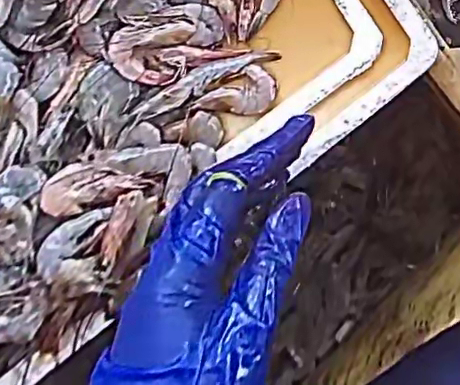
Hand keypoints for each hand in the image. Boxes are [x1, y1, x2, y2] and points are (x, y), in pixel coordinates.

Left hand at [91, 114, 313, 384]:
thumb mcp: (245, 329)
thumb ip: (271, 264)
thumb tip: (294, 209)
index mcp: (180, 262)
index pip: (229, 183)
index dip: (268, 152)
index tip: (298, 131)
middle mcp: (164, 257)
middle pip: (214, 185)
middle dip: (257, 157)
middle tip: (294, 139)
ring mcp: (161, 270)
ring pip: (206, 203)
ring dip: (246, 179)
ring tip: (282, 165)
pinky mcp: (165, 287)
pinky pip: (201, 226)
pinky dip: (232, 207)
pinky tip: (253, 208)